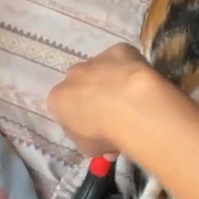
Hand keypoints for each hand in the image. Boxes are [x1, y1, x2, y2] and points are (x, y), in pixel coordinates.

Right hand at [47, 44, 162, 156]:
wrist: (131, 107)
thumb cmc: (104, 133)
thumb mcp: (90, 148)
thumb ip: (89, 140)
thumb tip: (102, 143)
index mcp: (58, 99)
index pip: (64, 107)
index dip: (80, 117)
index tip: (96, 127)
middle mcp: (72, 75)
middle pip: (80, 84)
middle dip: (93, 95)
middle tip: (114, 112)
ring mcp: (95, 59)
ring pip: (101, 69)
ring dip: (111, 80)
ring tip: (132, 98)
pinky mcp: (119, 49)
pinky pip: (123, 59)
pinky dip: (130, 68)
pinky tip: (141, 82)